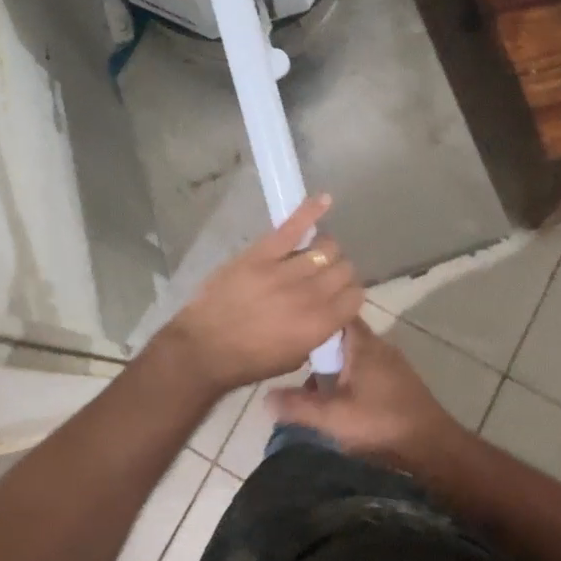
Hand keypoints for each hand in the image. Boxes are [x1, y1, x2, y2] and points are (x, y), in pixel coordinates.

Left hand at [157, 195, 361, 394]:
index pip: (356, 296)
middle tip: (324, 277)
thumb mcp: (296, 357)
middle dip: (339, 272)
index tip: (340, 296)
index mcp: (320, 324)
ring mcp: (285, 271)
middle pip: (344, 269)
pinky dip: (310, 210)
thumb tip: (331, 309)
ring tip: (314, 254)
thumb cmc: (249, 361)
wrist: (204, 350)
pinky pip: (292, 226)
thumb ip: (319, 332)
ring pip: (325, 247)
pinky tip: (324, 199)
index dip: (350, 294)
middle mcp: (310, 295)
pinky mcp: (261, 254)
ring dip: (325, 251)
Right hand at [265, 319, 470, 466]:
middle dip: (318, 351)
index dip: (313, 318)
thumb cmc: (381, 424)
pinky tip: (337, 403)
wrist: (432, 447)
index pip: (336, 314)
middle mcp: (379, 347)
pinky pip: (366, 373)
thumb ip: (297, 406)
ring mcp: (392, 365)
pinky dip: (349, 381)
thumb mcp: (332, 417)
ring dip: (333, 370)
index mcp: (363, 344)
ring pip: (353, 358)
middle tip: (291, 366)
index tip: (290, 328)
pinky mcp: (398, 384)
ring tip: (309, 390)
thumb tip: (264, 397)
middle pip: (342, 337)